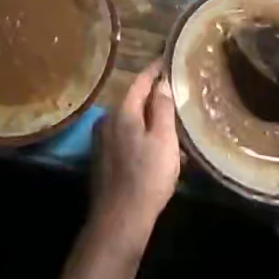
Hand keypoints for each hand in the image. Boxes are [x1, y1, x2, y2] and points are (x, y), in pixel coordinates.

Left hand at [89, 62, 180, 241]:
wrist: (120, 219)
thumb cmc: (147, 177)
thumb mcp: (163, 140)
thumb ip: (162, 108)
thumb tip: (162, 82)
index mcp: (121, 112)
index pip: (139, 81)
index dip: (154, 70)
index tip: (167, 59)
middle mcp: (107, 120)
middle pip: (133, 101)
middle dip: (154, 98)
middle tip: (176, 94)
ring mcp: (102, 140)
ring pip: (130, 121)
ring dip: (150, 121)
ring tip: (173, 126)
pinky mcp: (103, 159)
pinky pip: (126, 138)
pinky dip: (142, 137)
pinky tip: (158, 150)